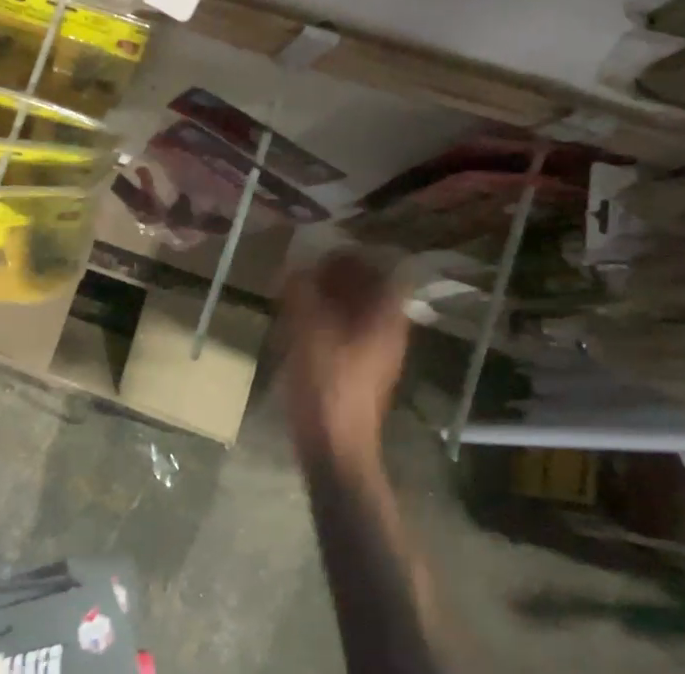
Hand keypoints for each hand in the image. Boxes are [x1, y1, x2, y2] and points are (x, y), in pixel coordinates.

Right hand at [278, 247, 410, 467]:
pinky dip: (327, 316)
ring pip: (357, 310)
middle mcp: (387, 331)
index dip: (364, 254)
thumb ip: (302, 293)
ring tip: (300, 282)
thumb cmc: (326, 383)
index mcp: (385, 318)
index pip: (389, 272)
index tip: (336, 241)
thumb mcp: (308, 330)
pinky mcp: (356, 367)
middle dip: (344, 272)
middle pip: (372, 290)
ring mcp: (374, 352)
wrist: (334, 442)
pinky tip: (299, 317)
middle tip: (312, 258)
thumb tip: (295, 267)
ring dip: (333, 294)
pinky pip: (345, 329)